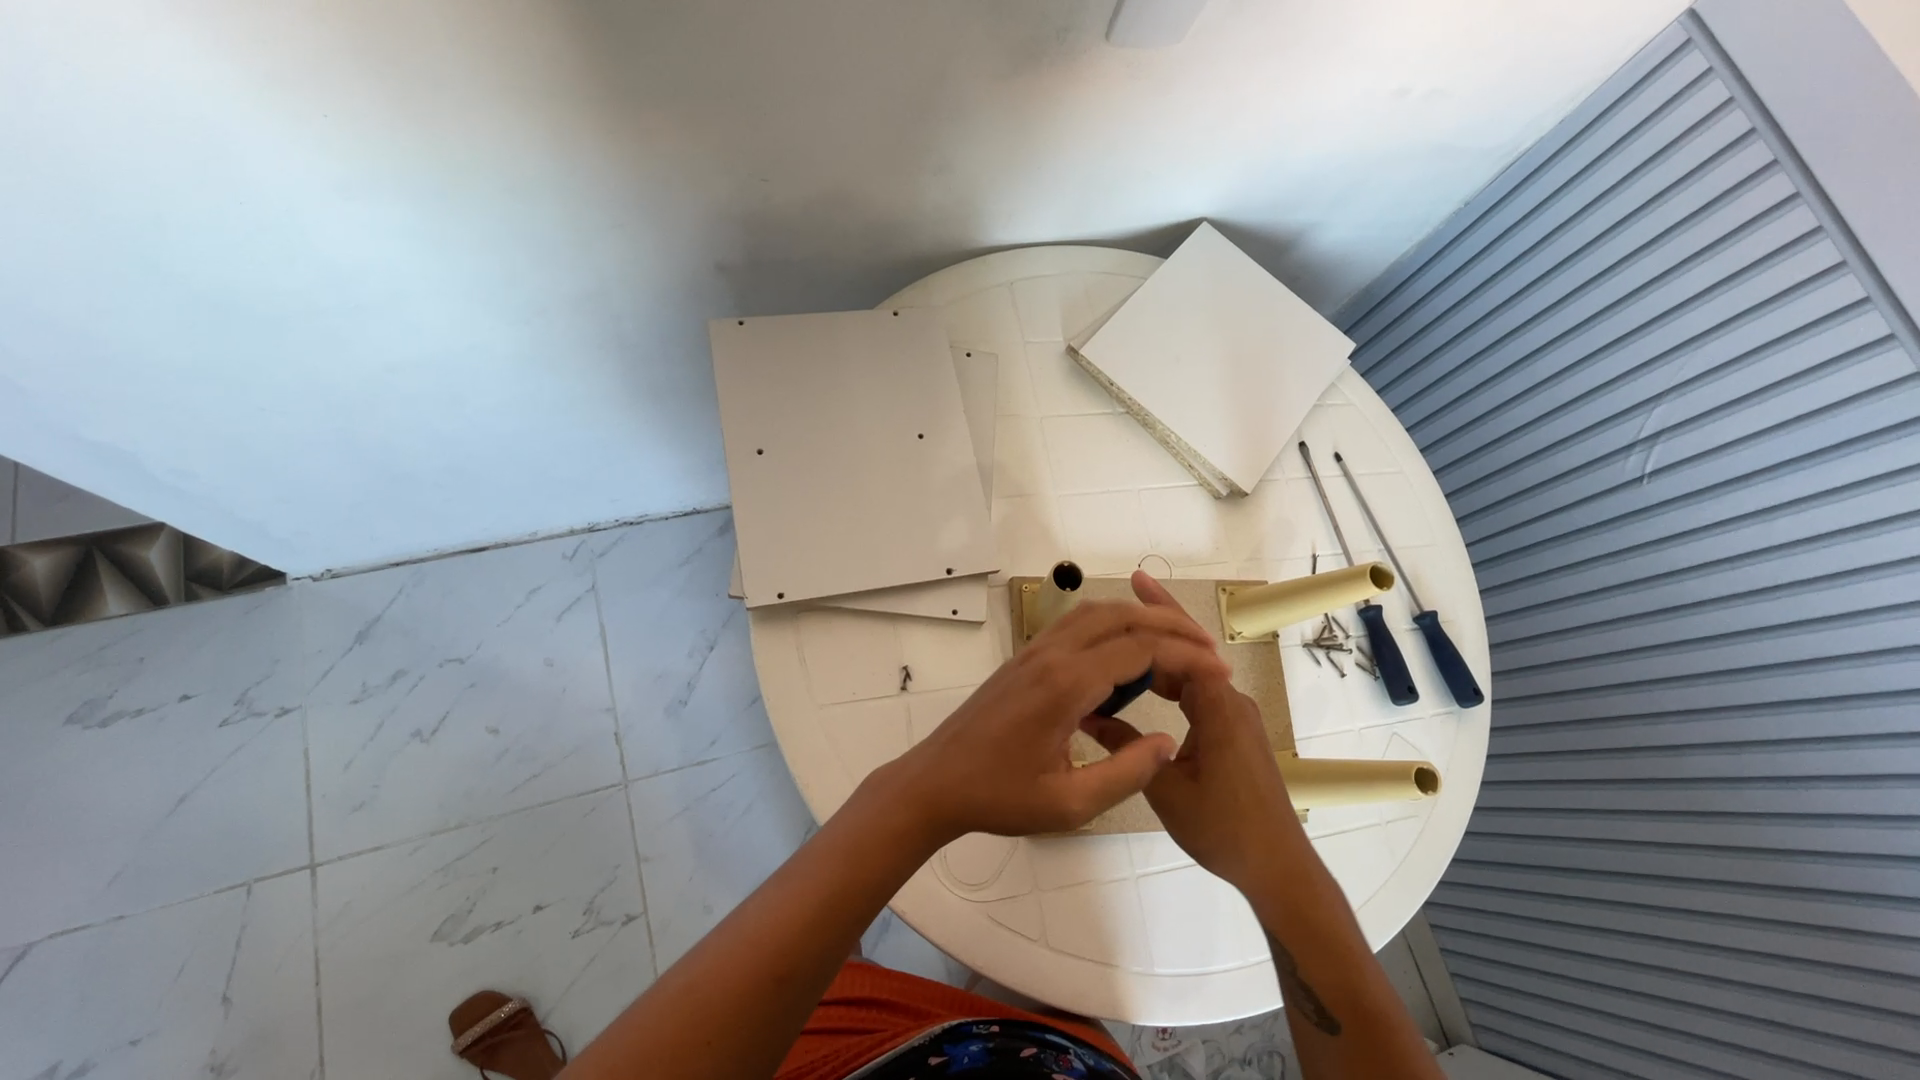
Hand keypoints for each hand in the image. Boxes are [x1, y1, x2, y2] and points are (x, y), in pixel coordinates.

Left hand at [877, 596, 1230, 845]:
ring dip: (1139, 621)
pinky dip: (1110, 627)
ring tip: (1174, 647)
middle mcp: (1050, 656)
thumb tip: (1169, 743)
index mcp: (1065, 686)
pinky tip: (1125, 656)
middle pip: (1120, 617)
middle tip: (1207, 652)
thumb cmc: (999, 798)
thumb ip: (1126, 772)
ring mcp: (1032, 653)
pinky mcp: (1022, 659)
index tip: (1221, 673)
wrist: (935, 782)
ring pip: (1094, 613)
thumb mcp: (1070, 804)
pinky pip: (1073, 627)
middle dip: (1170, 627)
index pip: (1139, 650)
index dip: (1187, 657)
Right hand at [1082, 572, 1300, 892]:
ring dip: (1161, 660)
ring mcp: (1238, 718)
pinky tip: (1147, 689)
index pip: (1183, 645)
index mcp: (1218, 707)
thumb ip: (1125, 746)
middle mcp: (1232, 702)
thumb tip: (1087, 718)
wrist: (1276, 865)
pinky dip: (1173, 686)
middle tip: (1117, 608)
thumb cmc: (1221, 827)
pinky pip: (1201, 696)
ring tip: (1120, 648)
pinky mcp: (1238, 734)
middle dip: (1155, 626)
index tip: (1133, 583)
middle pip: (1190, 652)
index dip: (1157, 612)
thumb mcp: (1163, 788)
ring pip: (1194, 675)